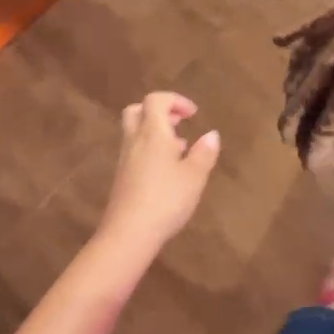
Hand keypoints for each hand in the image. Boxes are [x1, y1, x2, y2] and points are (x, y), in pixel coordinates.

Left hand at [97, 92, 219, 253]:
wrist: (128, 233)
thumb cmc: (165, 199)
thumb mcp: (194, 177)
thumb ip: (204, 153)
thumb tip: (212, 134)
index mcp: (152, 132)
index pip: (156, 100)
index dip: (175, 100)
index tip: (193, 114)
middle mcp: (135, 140)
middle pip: (138, 110)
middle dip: (159, 111)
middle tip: (179, 123)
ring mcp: (125, 158)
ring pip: (135, 131)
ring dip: (155, 131)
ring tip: (179, 148)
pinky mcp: (122, 176)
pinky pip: (135, 150)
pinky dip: (150, 149)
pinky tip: (166, 170)